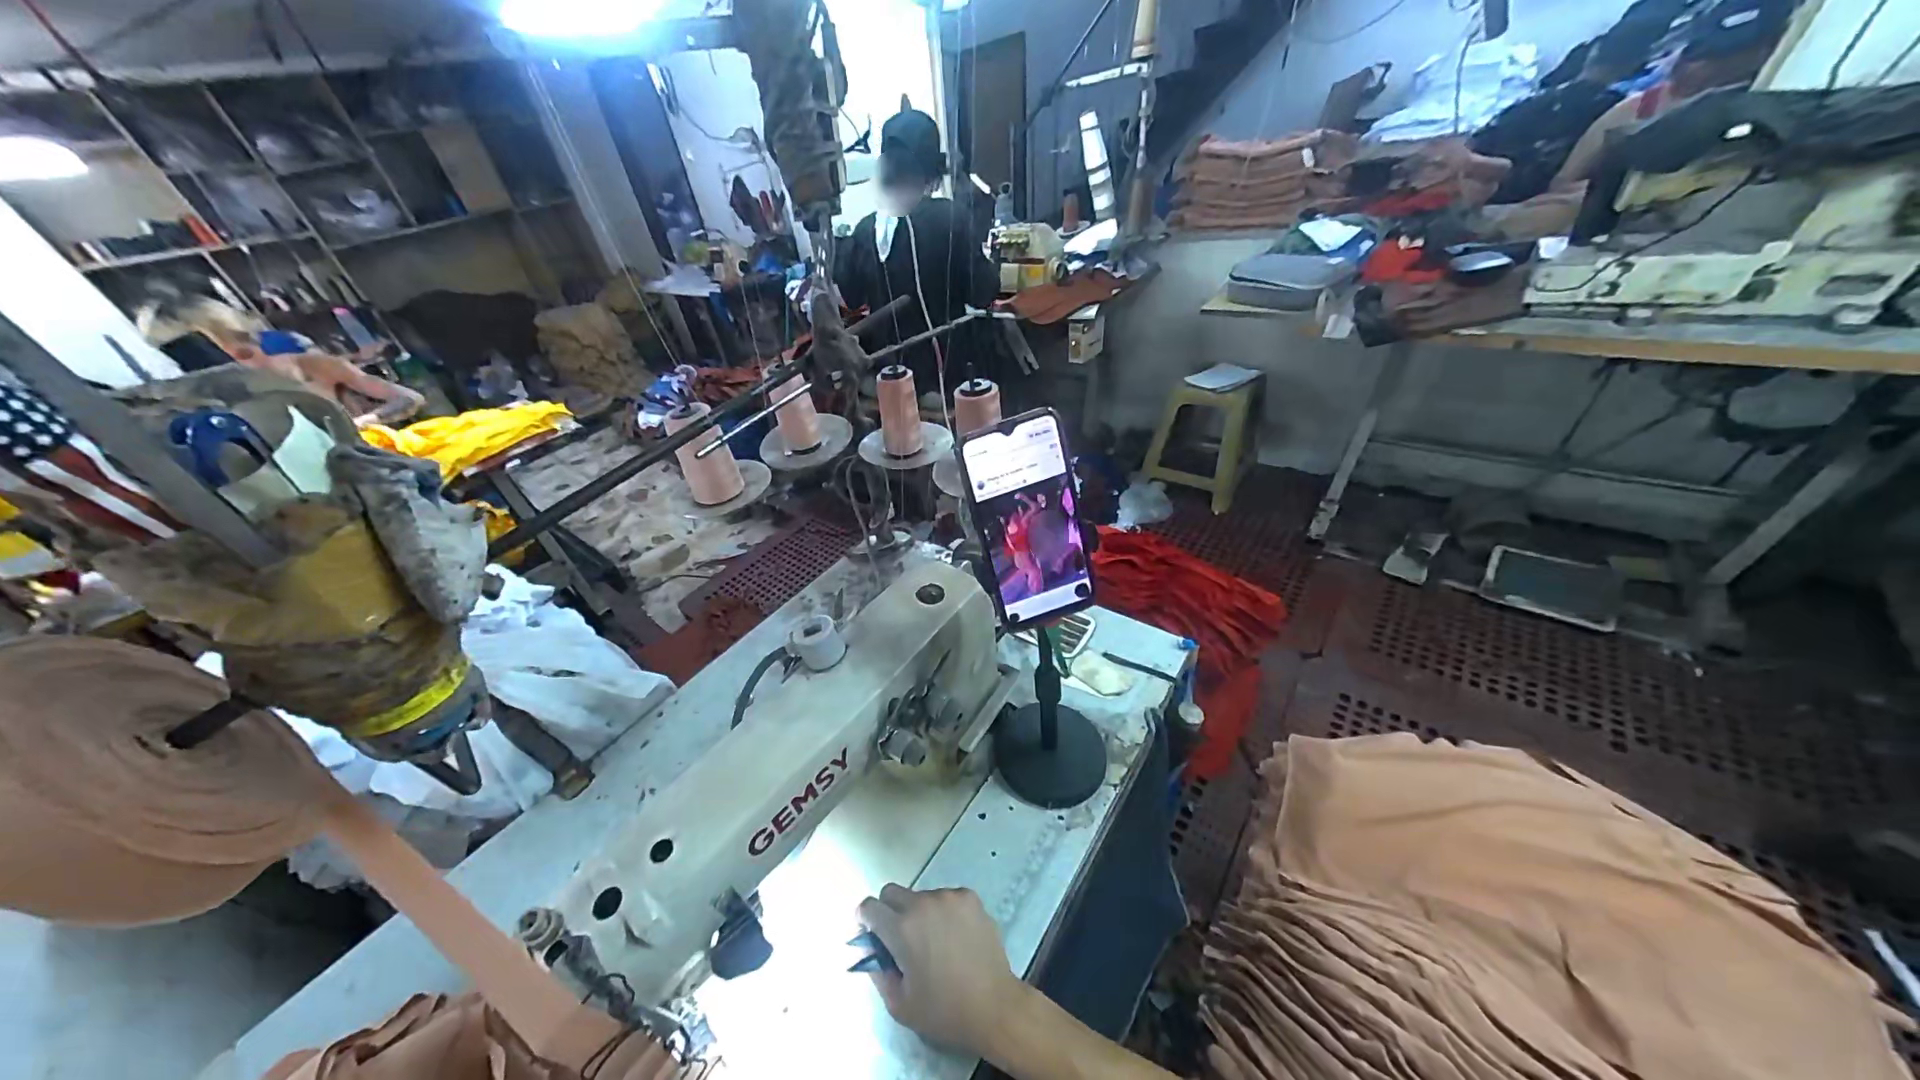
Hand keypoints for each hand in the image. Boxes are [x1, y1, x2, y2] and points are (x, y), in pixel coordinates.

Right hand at [856, 884, 1024, 1054]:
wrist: (995, 1006)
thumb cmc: (944, 1010)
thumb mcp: (899, 1004)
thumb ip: (878, 972)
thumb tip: (870, 950)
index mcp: (902, 928)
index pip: (868, 907)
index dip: (865, 921)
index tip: (871, 935)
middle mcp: (923, 903)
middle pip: (891, 893)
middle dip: (889, 912)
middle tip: (901, 940)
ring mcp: (949, 897)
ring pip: (920, 896)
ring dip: (919, 912)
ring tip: (935, 941)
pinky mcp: (970, 897)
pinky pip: (945, 897)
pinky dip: (943, 912)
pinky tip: (955, 936)